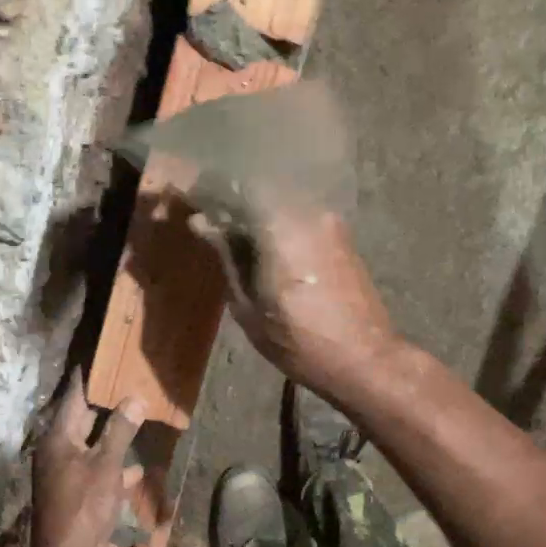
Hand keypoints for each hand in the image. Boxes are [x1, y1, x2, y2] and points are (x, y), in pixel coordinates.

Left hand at [27, 377, 145, 546]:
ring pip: (89, 447)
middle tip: (124, 382)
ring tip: (135, 417)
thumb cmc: (84, 506)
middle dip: (102, 404)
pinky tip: (134, 470)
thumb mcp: (106, 465)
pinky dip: (111, 466)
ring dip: (110, 436)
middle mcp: (55, 452)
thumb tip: (134, 398)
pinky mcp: (71, 494)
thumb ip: (120, 431)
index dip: (88, 377)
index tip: (102, 358)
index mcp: (58, 438)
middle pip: (80, 420)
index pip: (73, 397)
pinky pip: (93, 471)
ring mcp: (61, 475)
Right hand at [189, 200, 397, 392]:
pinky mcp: (340, 234)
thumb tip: (202, 222)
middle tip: (202, 216)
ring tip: (226, 231)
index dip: (204, 186)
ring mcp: (328, 221)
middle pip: (258, 187)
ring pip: (279, 199)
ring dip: (250, 209)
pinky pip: (297, 214)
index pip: (235, 187)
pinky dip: (273, 221)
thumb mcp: (249, 308)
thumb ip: (227, 257)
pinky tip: (258, 243)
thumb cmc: (301, 343)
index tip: (180, 195)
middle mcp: (308, 213)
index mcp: (281, 228)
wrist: (365, 359)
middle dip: (226, 197)